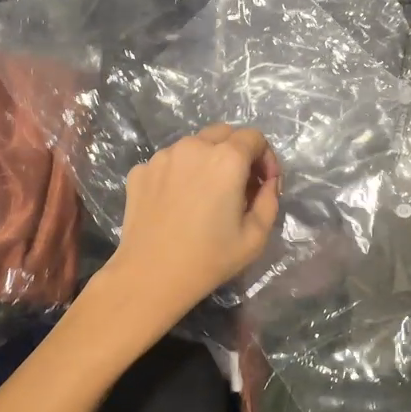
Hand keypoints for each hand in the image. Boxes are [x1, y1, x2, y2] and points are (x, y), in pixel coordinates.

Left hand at [99, 124, 281, 332]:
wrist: (149, 277)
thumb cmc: (208, 259)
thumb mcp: (255, 237)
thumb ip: (269, 200)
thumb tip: (267, 182)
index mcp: (227, 158)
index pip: (254, 137)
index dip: (265, 157)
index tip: (264, 183)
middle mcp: (194, 146)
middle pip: (224, 134)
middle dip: (238, 153)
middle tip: (239, 186)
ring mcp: (163, 156)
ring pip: (194, 146)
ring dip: (207, 161)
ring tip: (205, 195)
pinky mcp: (140, 170)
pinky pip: (169, 163)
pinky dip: (179, 174)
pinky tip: (177, 203)